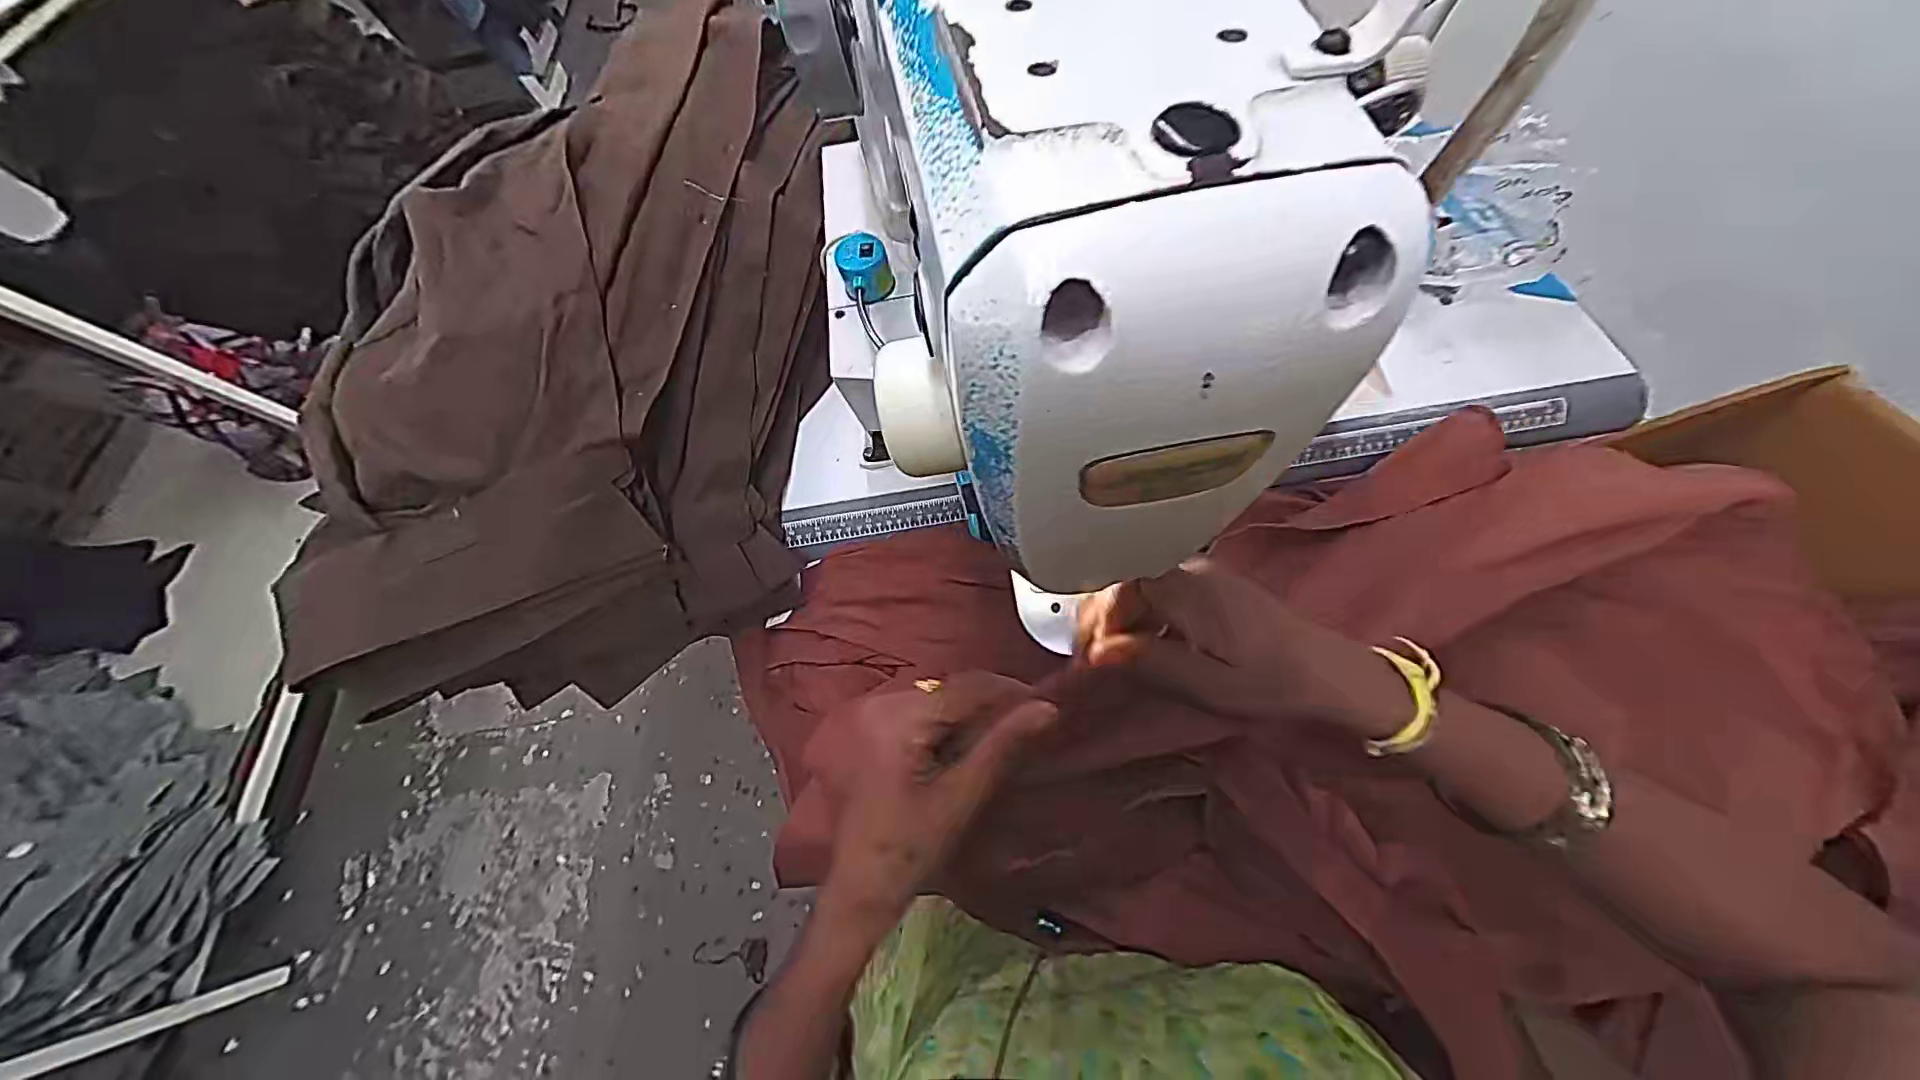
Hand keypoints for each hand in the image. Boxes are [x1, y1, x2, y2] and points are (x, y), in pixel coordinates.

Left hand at [815, 672, 1056, 930]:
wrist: (857, 885)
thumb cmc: (910, 849)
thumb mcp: (961, 795)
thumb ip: (1002, 744)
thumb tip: (1046, 708)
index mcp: (894, 718)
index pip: (962, 688)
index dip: (1006, 691)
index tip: (1039, 703)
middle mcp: (871, 703)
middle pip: (944, 688)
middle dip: (983, 703)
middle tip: (1018, 723)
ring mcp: (857, 711)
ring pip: (927, 695)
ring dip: (960, 710)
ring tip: (990, 735)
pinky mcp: (854, 723)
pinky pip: (906, 707)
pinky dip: (933, 719)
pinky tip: (952, 744)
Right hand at [1076, 561, 1408, 738]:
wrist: (1332, 680)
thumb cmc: (1276, 685)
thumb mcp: (1212, 687)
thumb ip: (1152, 664)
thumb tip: (1098, 651)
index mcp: (1192, 590)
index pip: (1121, 582)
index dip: (1097, 615)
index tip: (1090, 653)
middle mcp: (1192, 573)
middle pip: (1125, 579)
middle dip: (1100, 617)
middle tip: (1091, 658)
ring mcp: (1201, 578)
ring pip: (1138, 585)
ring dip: (1117, 618)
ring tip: (1108, 657)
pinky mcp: (1208, 590)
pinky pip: (1157, 593)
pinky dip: (1138, 617)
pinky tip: (1139, 647)